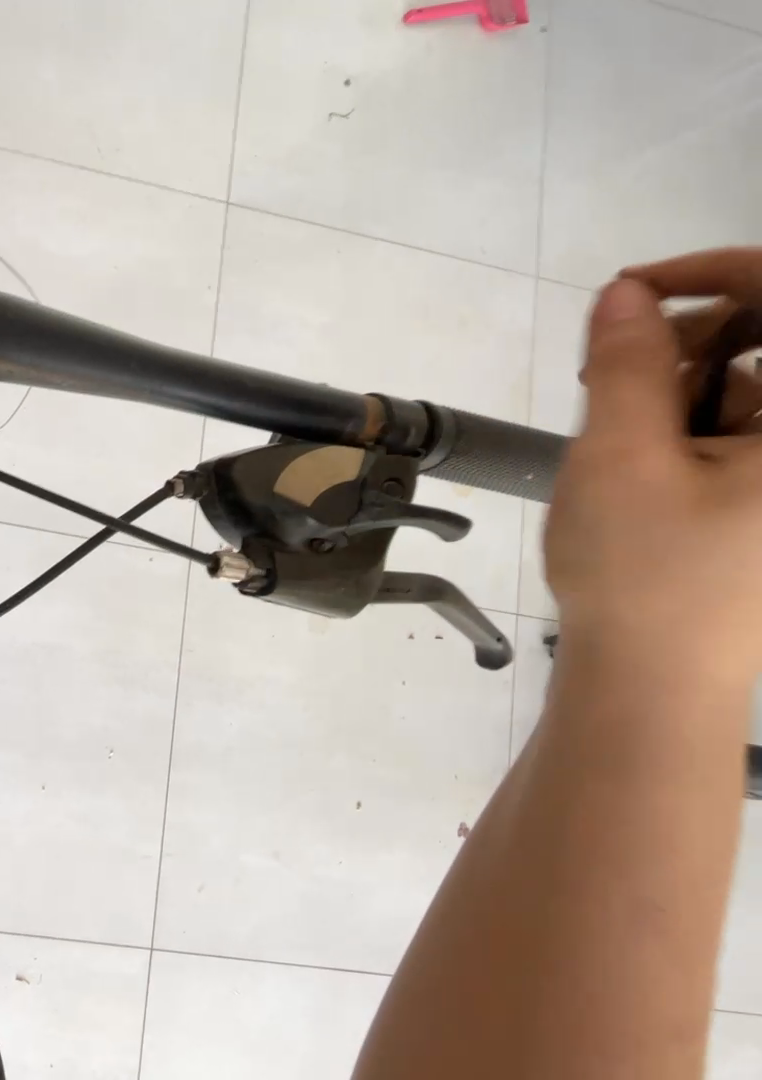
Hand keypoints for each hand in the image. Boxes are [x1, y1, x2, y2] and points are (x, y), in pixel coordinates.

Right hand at [546, 268, 761, 687]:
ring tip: (615, 423)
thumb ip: (627, 366)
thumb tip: (625, 293)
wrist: (657, 674)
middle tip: (608, 370)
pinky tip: (645, 449)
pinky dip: (698, 418)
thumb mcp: (620, 459)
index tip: (627, 291)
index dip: (718, 273)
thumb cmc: (643, 569)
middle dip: (697, 333)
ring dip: (686, 381)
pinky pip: (756, 423)